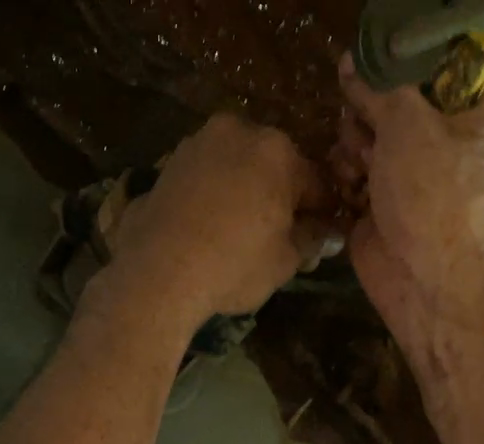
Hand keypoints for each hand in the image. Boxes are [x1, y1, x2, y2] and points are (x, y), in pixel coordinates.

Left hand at [107, 113, 322, 322]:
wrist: (159, 271)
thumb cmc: (235, 265)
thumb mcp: (285, 261)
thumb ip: (310, 239)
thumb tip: (323, 232)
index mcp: (278, 151)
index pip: (317, 182)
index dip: (323, 212)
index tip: (322, 235)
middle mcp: (239, 132)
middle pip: (274, 166)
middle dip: (280, 195)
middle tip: (279, 234)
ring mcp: (199, 142)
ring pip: (237, 166)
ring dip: (245, 190)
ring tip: (242, 230)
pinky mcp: (169, 162)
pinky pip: (206, 177)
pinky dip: (214, 194)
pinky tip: (211, 226)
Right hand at [335, 55, 483, 322]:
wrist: (418, 274)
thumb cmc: (428, 193)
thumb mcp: (407, 124)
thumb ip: (377, 89)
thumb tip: (350, 65)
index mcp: (473, 122)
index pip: (442, 75)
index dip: (405, 70)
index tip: (376, 75)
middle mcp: (445, 148)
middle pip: (395, 108)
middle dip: (369, 117)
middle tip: (362, 130)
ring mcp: (412, 180)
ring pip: (370, 141)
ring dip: (353, 149)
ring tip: (356, 168)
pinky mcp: (383, 206)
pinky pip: (357, 176)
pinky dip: (348, 179)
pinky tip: (348, 188)